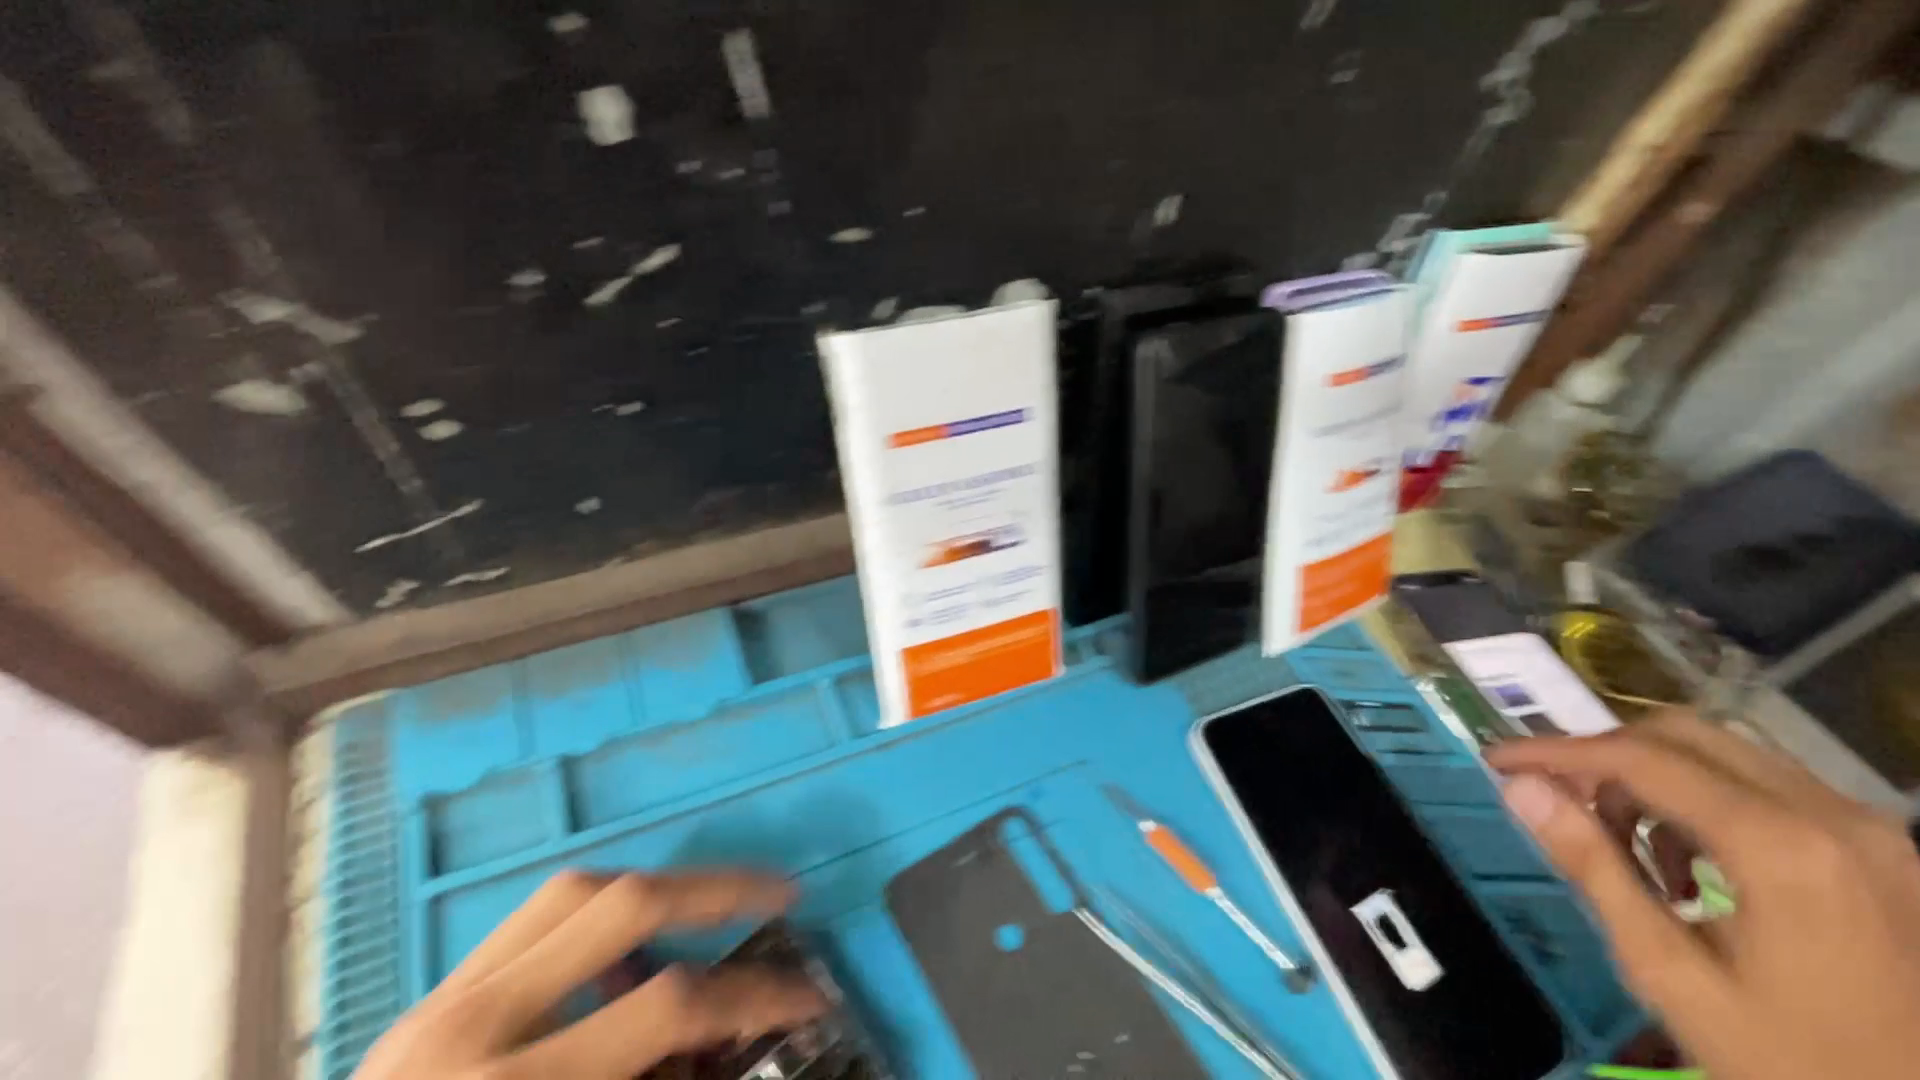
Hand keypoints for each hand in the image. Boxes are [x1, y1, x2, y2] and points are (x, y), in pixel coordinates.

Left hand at [352, 869, 825, 1079]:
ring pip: (572, 891)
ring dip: (657, 886)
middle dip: (715, 890)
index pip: (664, 1008)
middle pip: (618, 908)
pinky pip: (533, 920)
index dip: (752, 998)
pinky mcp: (432, 996)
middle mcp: (474, 1024)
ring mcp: (445, 998)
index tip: (807, 996)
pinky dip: (597, 912)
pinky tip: (627, 937)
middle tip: (777, 891)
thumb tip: (715, 1047)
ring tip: (710, 902)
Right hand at [1488, 710, 1919, 1079]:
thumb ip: (1594, 869)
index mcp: (1781, 845)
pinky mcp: (1884, 848)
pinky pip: (1770, 787)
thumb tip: (1521, 789)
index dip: (1555, 752)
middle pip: (1685, 736)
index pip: (1639, 759)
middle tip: (1554, 799)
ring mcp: (1871, 829)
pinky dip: (1705, 801)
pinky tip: (1687, 865)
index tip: (1496, 761)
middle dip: (1604, 758)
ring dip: (1653, 779)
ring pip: (1727, 754)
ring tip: (1619, 844)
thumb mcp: (1671, 973)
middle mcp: (1834, 814)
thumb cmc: (1791, 1059)